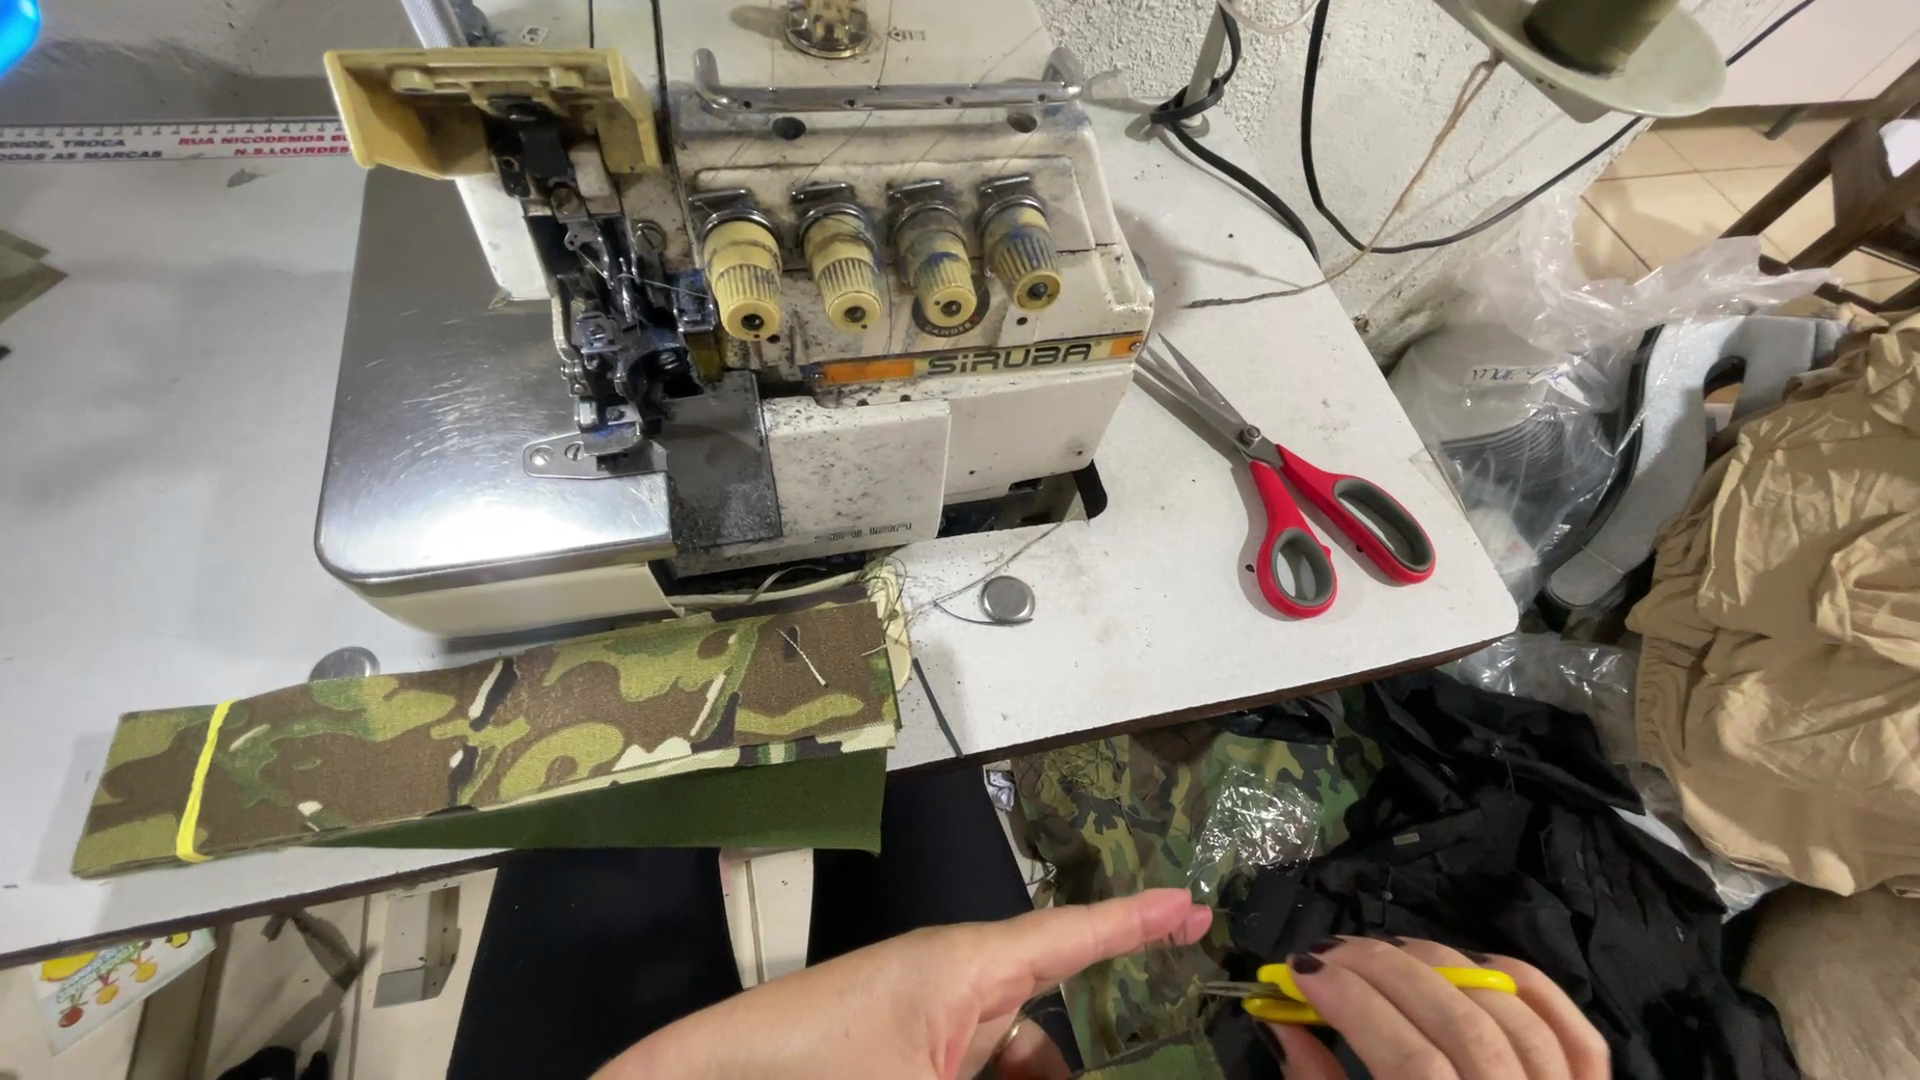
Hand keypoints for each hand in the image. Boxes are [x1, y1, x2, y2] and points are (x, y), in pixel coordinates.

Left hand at [598, 888, 1212, 1079]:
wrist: (724, 1069)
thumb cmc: (826, 1063)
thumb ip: (1012, 1066)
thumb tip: (1056, 1060)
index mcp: (971, 962)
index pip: (1074, 932)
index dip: (1138, 920)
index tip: (1192, 905)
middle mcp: (963, 971)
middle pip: (1057, 989)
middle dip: (1107, 1015)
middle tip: (1167, 1016)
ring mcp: (939, 1005)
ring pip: (1023, 1040)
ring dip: (1047, 1066)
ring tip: (1087, 1054)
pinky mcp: (919, 1036)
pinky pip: (987, 1053)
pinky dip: (1012, 1071)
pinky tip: (1030, 1077)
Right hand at [1268, 937, 1608, 1079]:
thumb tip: (1280, 1021)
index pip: (1412, 1061)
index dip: (1351, 1002)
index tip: (1297, 969)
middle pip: (1461, 1024)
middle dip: (1381, 968)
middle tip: (1326, 952)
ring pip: (1508, 1014)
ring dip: (1435, 963)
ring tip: (1382, 952)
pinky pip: (1575, 1034)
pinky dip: (1524, 984)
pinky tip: (1471, 964)